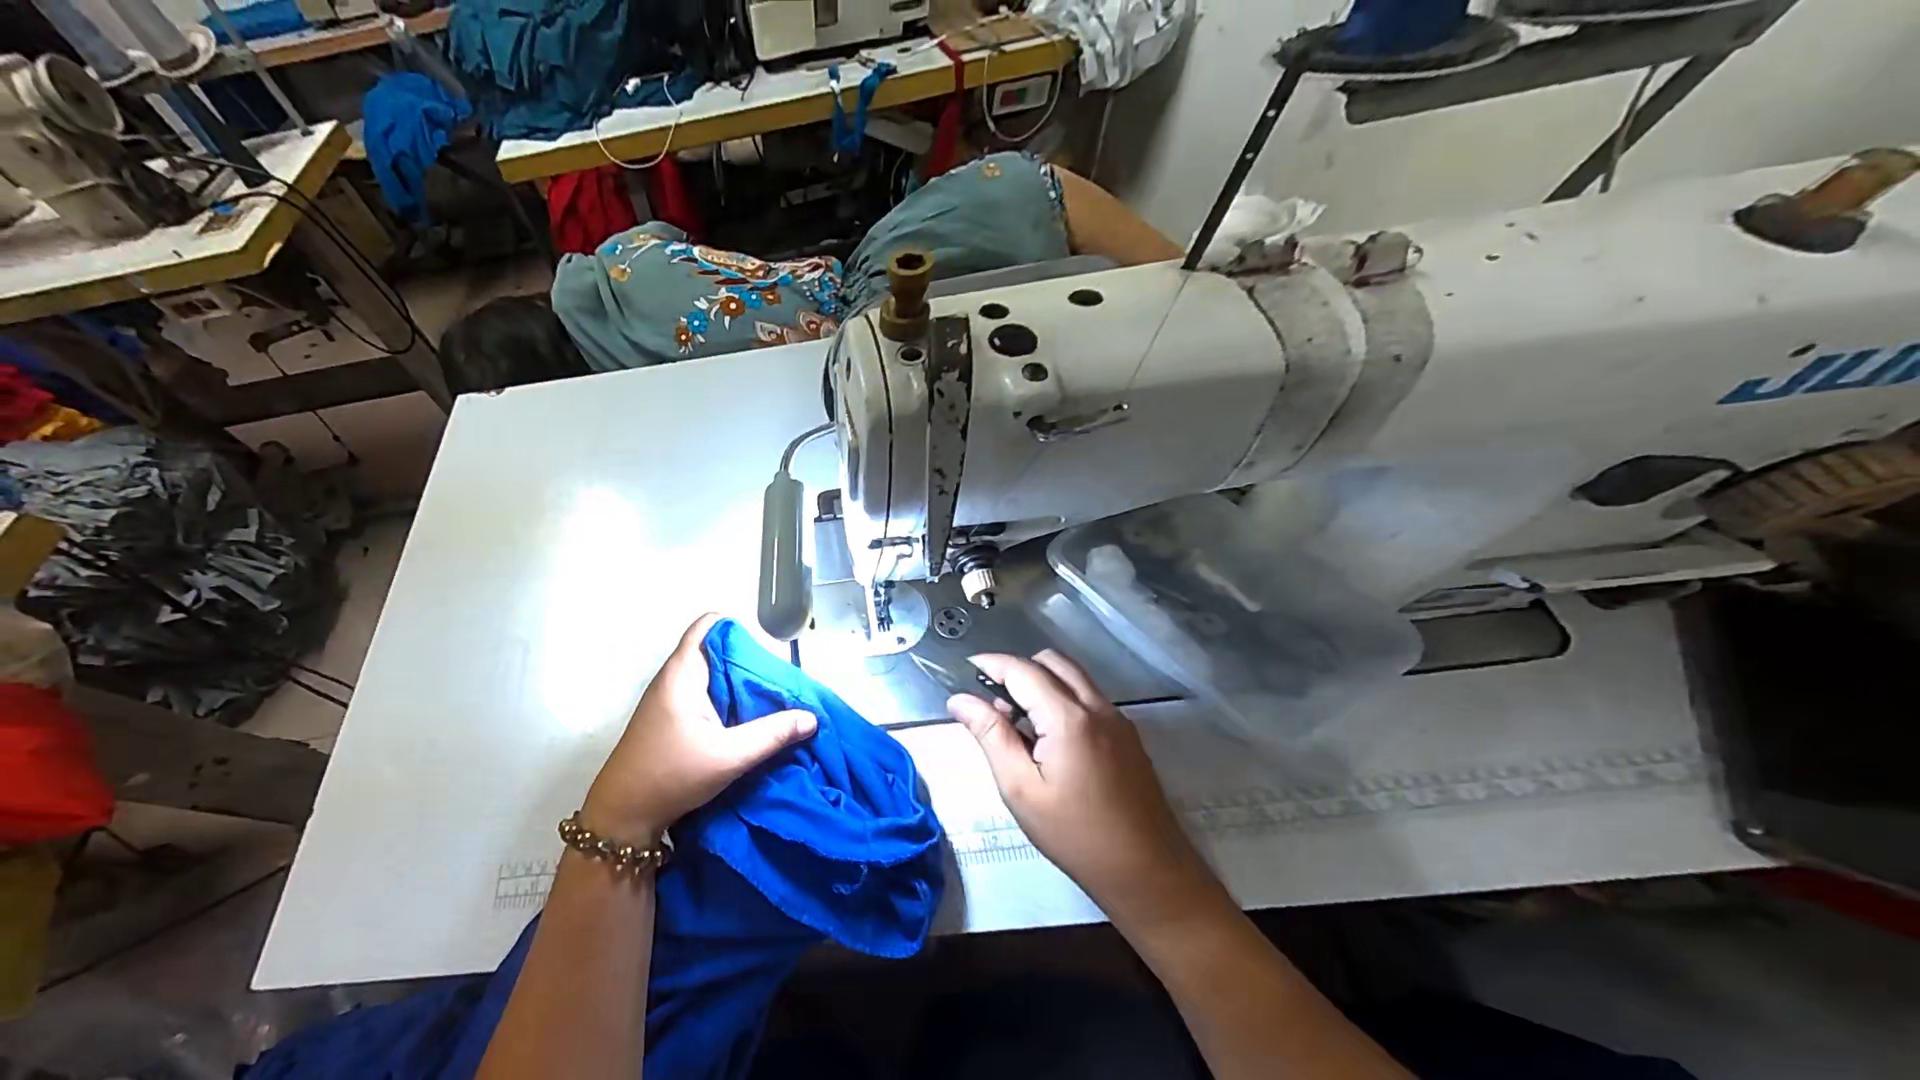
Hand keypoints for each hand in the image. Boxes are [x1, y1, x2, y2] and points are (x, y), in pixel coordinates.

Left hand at [582, 613, 816, 839]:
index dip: (737, 627)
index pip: (707, 626)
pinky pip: (706, 695)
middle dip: (748, 659)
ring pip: (712, 675)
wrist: (621, 817)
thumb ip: (773, 734)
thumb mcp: (729, 756)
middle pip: (715, 650)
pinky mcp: (672, 720)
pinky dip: (728, 700)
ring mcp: (670, 700)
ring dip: (739, 683)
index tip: (767, 646)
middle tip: (779, 677)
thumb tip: (811, 718)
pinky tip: (749, 718)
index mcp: (682, 673)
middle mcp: (674, 679)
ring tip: (771, 697)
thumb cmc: (670, 775)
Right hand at [947, 650, 1230, 929]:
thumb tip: (961, 700)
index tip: (966, 668)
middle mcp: (1097, 706)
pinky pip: (1089, 697)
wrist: (1147, 870)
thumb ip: (991, 736)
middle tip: (993, 702)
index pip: (1023, 670)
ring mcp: (1118, 718)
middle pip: (1052, 662)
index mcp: (1069, 718)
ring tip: (1018, 723)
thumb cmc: (1075, 835)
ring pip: (1074, 676)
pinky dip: (1063, 698)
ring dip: (1042, 682)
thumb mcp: (1021, 790)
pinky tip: (1050, 739)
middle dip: (1019, 669)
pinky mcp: (1128, 734)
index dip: (992, 663)